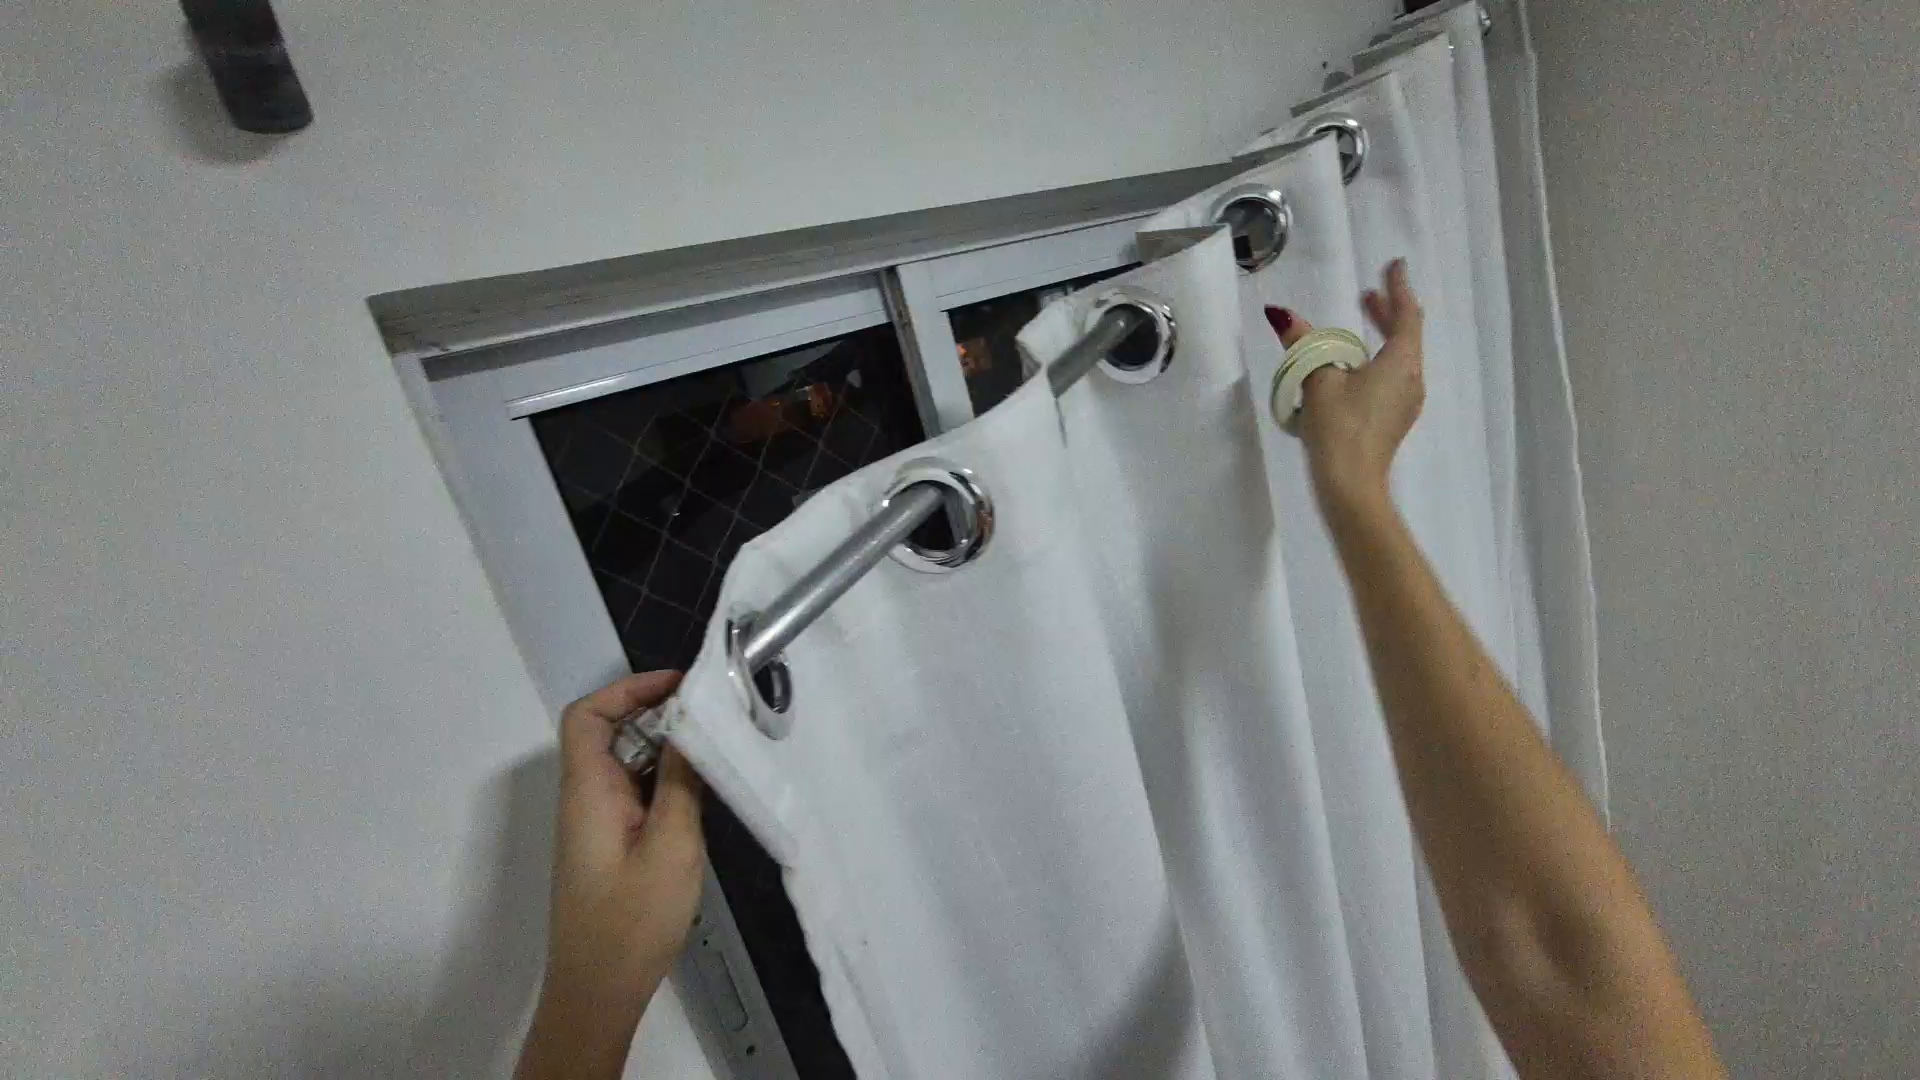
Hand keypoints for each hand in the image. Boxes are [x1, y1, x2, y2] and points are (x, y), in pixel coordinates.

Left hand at [518, 672, 704, 1079]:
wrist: (600, 993)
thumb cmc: (633, 919)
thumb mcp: (672, 844)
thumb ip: (682, 781)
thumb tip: (690, 726)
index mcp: (590, 791)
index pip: (588, 716)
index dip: (628, 689)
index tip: (680, 686)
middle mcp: (587, 799)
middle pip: (608, 732)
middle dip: (657, 712)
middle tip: (711, 711)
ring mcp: (599, 822)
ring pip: (627, 762)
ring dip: (667, 746)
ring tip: (716, 743)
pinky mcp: (613, 843)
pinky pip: (636, 790)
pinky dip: (667, 777)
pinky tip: (704, 787)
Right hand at [1264, 258, 1424, 519]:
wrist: (1350, 483)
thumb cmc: (1338, 427)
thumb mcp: (1317, 381)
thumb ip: (1303, 345)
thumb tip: (1282, 315)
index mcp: (1400, 362)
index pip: (1406, 315)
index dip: (1398, 289)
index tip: (1394, 267)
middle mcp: (1412, 378)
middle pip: (1405, 336)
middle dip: (1387, 313)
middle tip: (1367, 296)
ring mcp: (1406, 403)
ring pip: (1398, 359)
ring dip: (1380, 340)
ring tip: (1358, 331)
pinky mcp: (1393, 422)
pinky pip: (1390, 379)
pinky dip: (1376, 363)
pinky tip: (1353, 371)